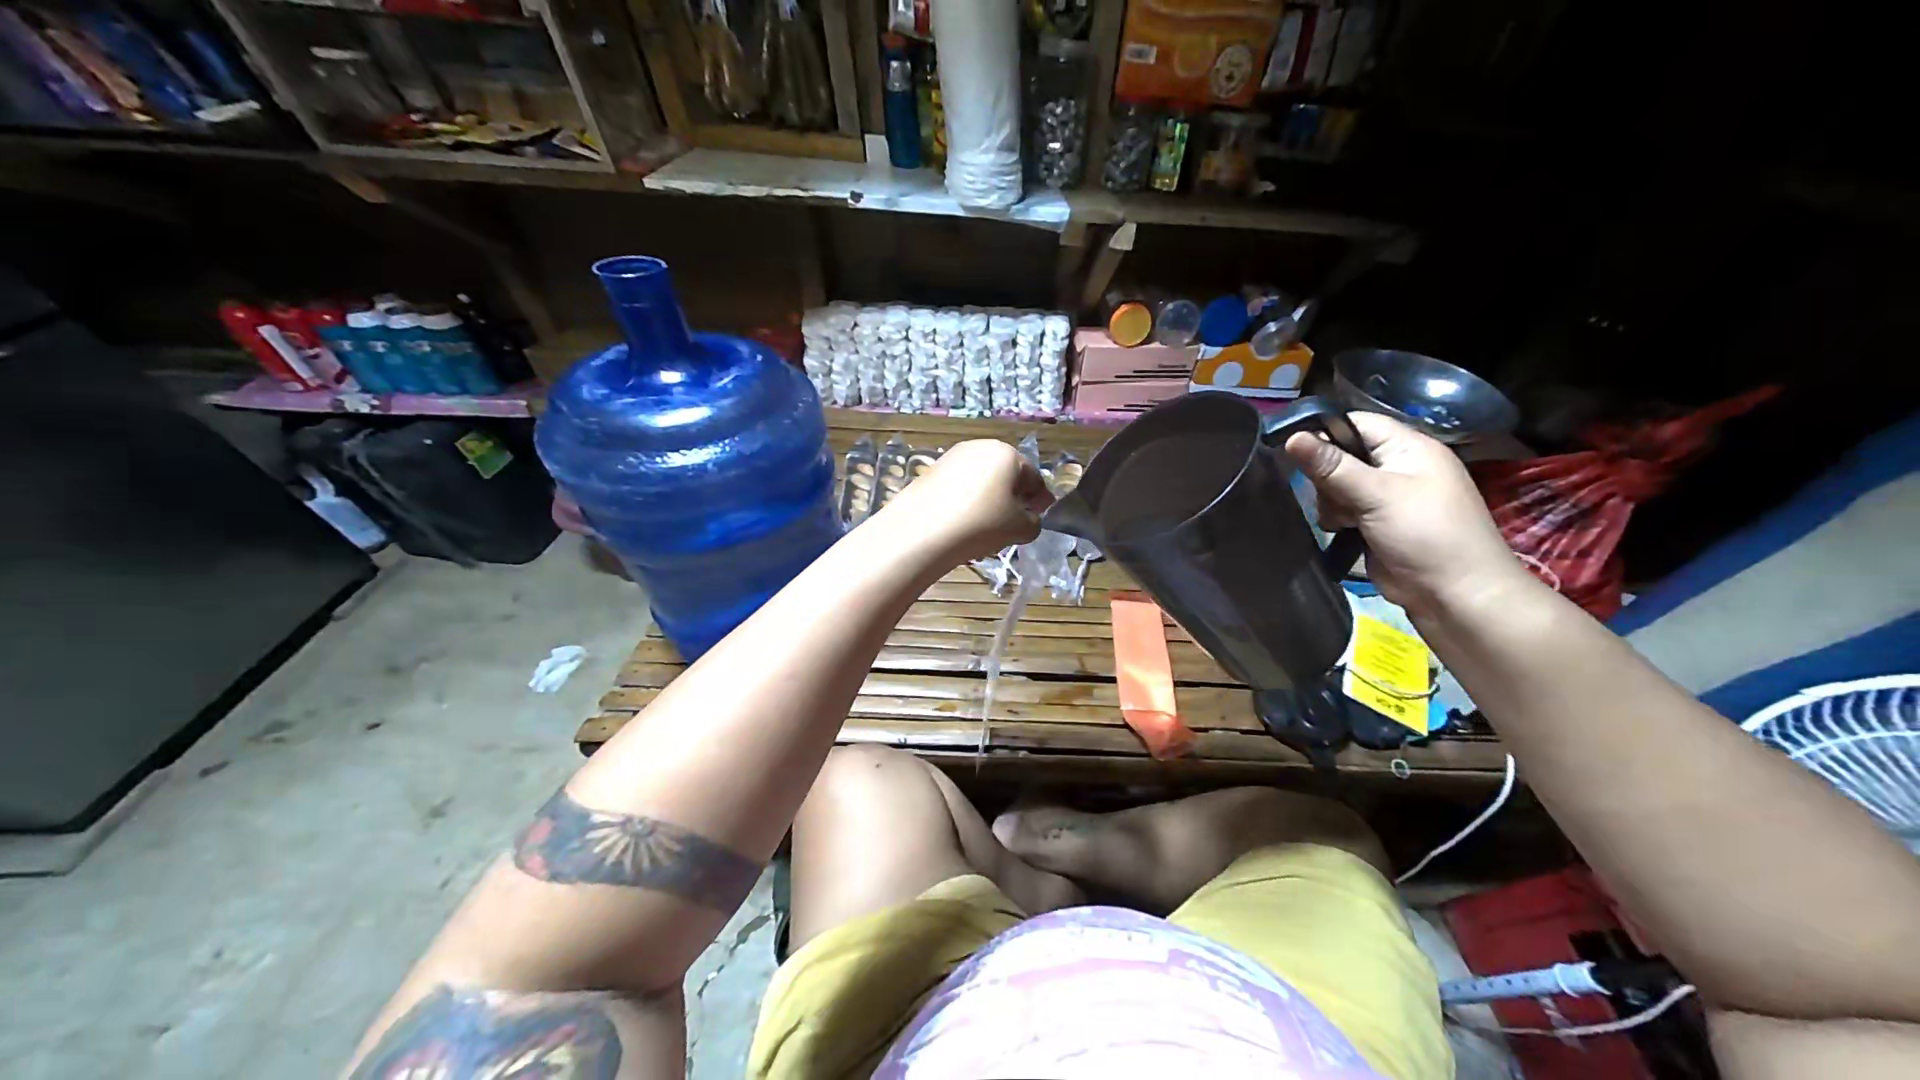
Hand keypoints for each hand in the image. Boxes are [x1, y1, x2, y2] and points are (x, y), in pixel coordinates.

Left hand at [880, 439, 1049, 562]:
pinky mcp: (931, 472)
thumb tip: (1027, 519)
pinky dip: (966, 502)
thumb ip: (1033, 523)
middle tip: (1012, 526)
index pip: (1034, 478)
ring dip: (989, 501)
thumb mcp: (1020, 529)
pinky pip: (959, 487)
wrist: (922, 530)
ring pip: (981, 482)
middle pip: (1005, 476)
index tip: (1039, 517)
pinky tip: (962, 525)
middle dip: (1012, 499)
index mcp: (1008, 454)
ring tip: (986, 530)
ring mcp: (952, 457)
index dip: (1040, 500)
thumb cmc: (982, 523)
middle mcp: (980, 447)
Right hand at [1284, 413, 1528, 618]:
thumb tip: (1291, 437)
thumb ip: (1332, 466)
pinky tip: (1339, 531)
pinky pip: (1344, 509)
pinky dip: (1336, 518)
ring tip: (1340, 521)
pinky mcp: (1377, 523)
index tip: (1292, 449)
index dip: (1323, 432)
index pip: (1355, 423)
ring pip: (1338, 485)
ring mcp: (1388, 497)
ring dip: (1330, 501)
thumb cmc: (1425, 533)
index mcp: (1408, 447)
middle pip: (1342, 455)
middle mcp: (1398, 467)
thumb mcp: (1376, 494)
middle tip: (1330, 496)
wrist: (1455, 594)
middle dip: (1326, 475)